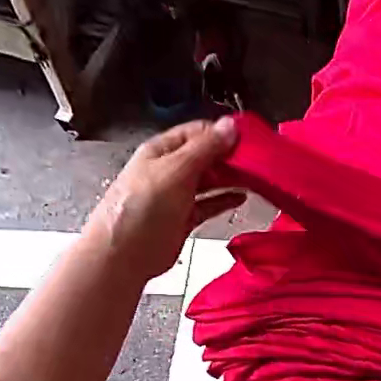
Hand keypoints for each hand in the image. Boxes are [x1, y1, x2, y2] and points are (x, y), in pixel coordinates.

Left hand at [84, 117, 246, 279]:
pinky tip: (241, 197)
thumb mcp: (176, 170)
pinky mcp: (183, 219)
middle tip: (258, 162)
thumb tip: (231, 125)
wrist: (122, 255)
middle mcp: (169, 170)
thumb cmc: (143, 208)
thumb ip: (205, 148)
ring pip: (209, 180)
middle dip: (230, 156)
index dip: (222, 133)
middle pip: (205, 156)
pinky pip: (208, 204)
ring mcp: (176, 196)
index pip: (197, 132)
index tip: (250, 139)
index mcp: (162, 151)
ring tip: (256, 178)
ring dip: (230, 178)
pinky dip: (224, 200)